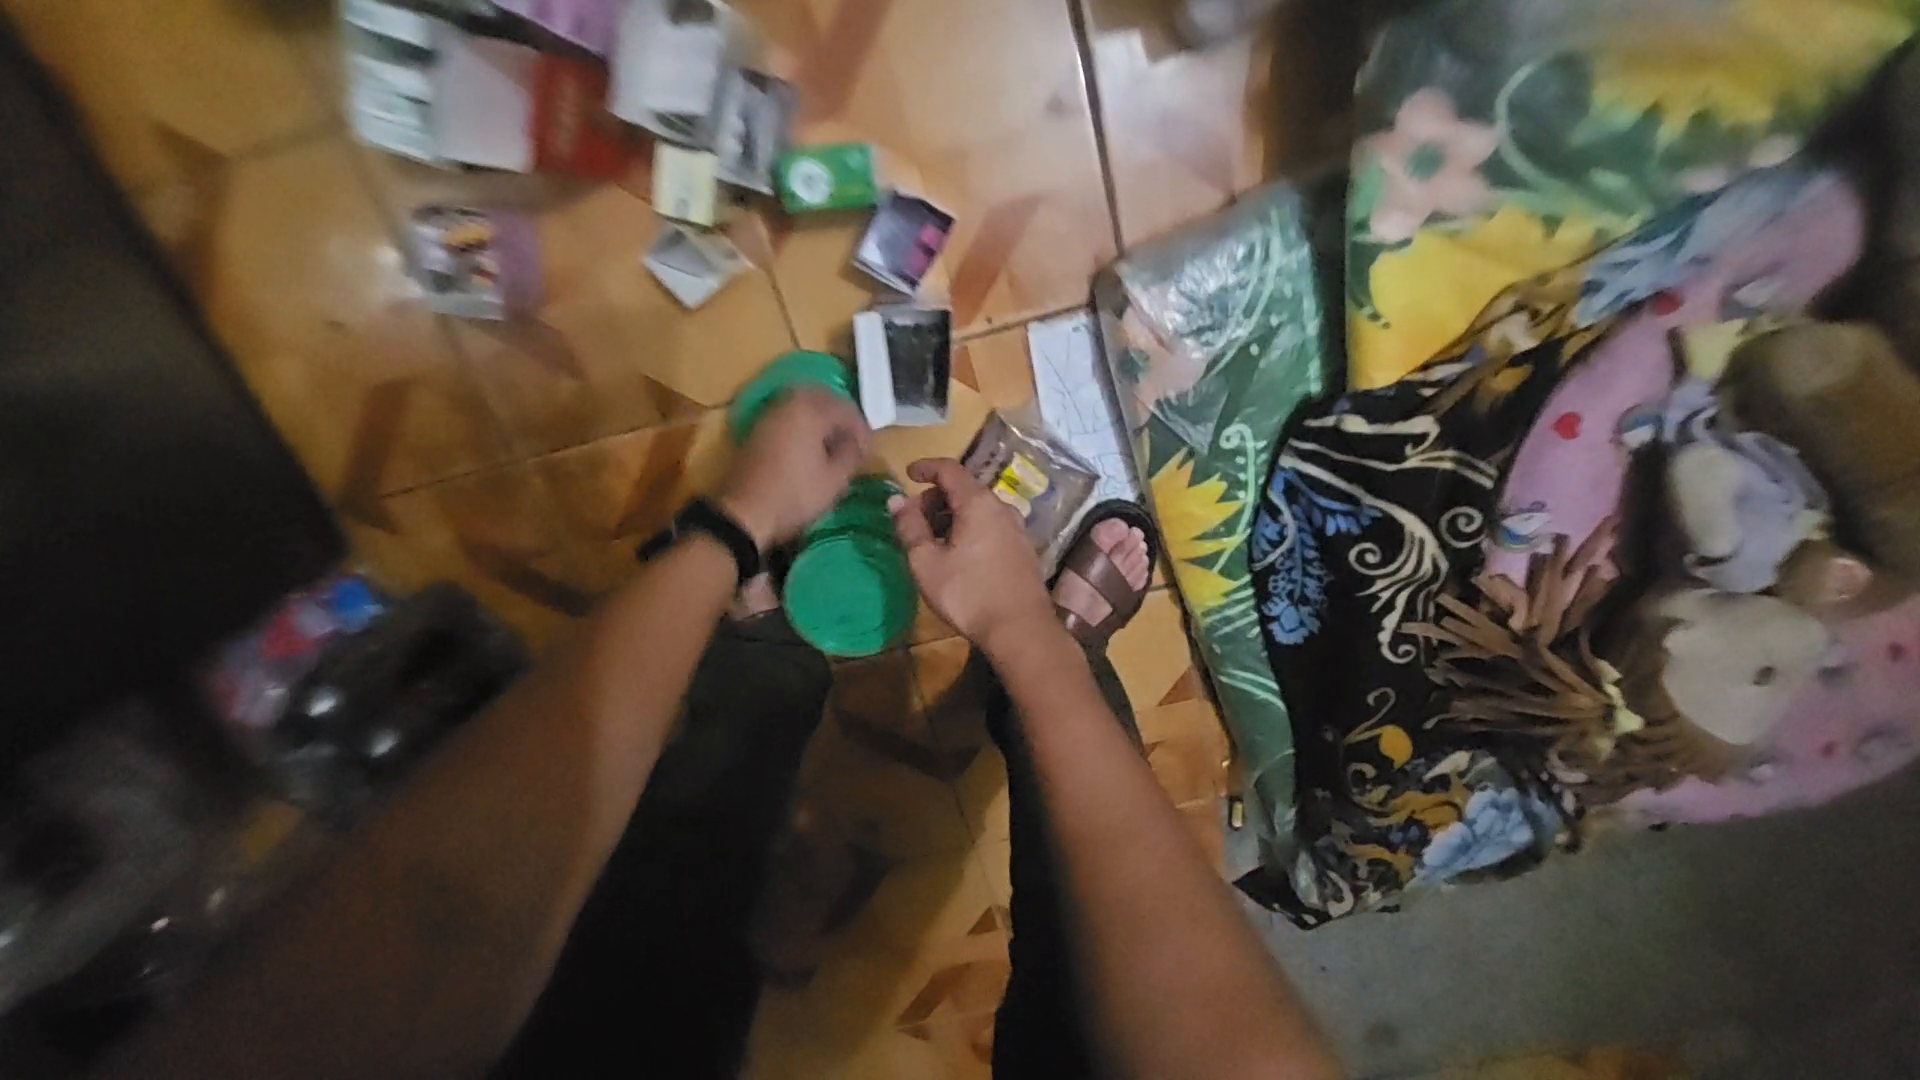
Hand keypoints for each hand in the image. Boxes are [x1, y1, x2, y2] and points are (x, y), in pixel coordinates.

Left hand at [717, 387, 871, 548]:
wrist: (744, 512)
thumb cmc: (795, 495)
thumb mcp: (834, 480)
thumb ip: (851, 455)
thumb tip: (857, 444)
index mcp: (810, 410)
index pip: (846, 409)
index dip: (862, 430)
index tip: (868, 451)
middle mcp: (788, 403)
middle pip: (823, 398)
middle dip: (841, 418)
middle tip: (853, 442)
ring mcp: (769, 415)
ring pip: (803, 405)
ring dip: (821, 420)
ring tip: (833, 445)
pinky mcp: (757, 430)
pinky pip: (788, 417)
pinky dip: (803, 426)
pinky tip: (811, 448)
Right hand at [889, 458, 1054, 652]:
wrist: (1020, 629)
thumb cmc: (968, 594)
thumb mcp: (927, 562)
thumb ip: (909, 527)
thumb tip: (896, 499)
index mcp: (977, 503)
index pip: (949, 469)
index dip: (926, 467)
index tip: (908, 474)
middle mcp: (1002, 507)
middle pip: (964, 489)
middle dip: (935, 498)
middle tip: (915, 521)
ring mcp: (1017, 528)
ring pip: (979, 509)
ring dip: (953, 517)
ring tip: (933, 543)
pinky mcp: (1023, 549)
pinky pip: (991, 526)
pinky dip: (970, 529)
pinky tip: (959, 556)